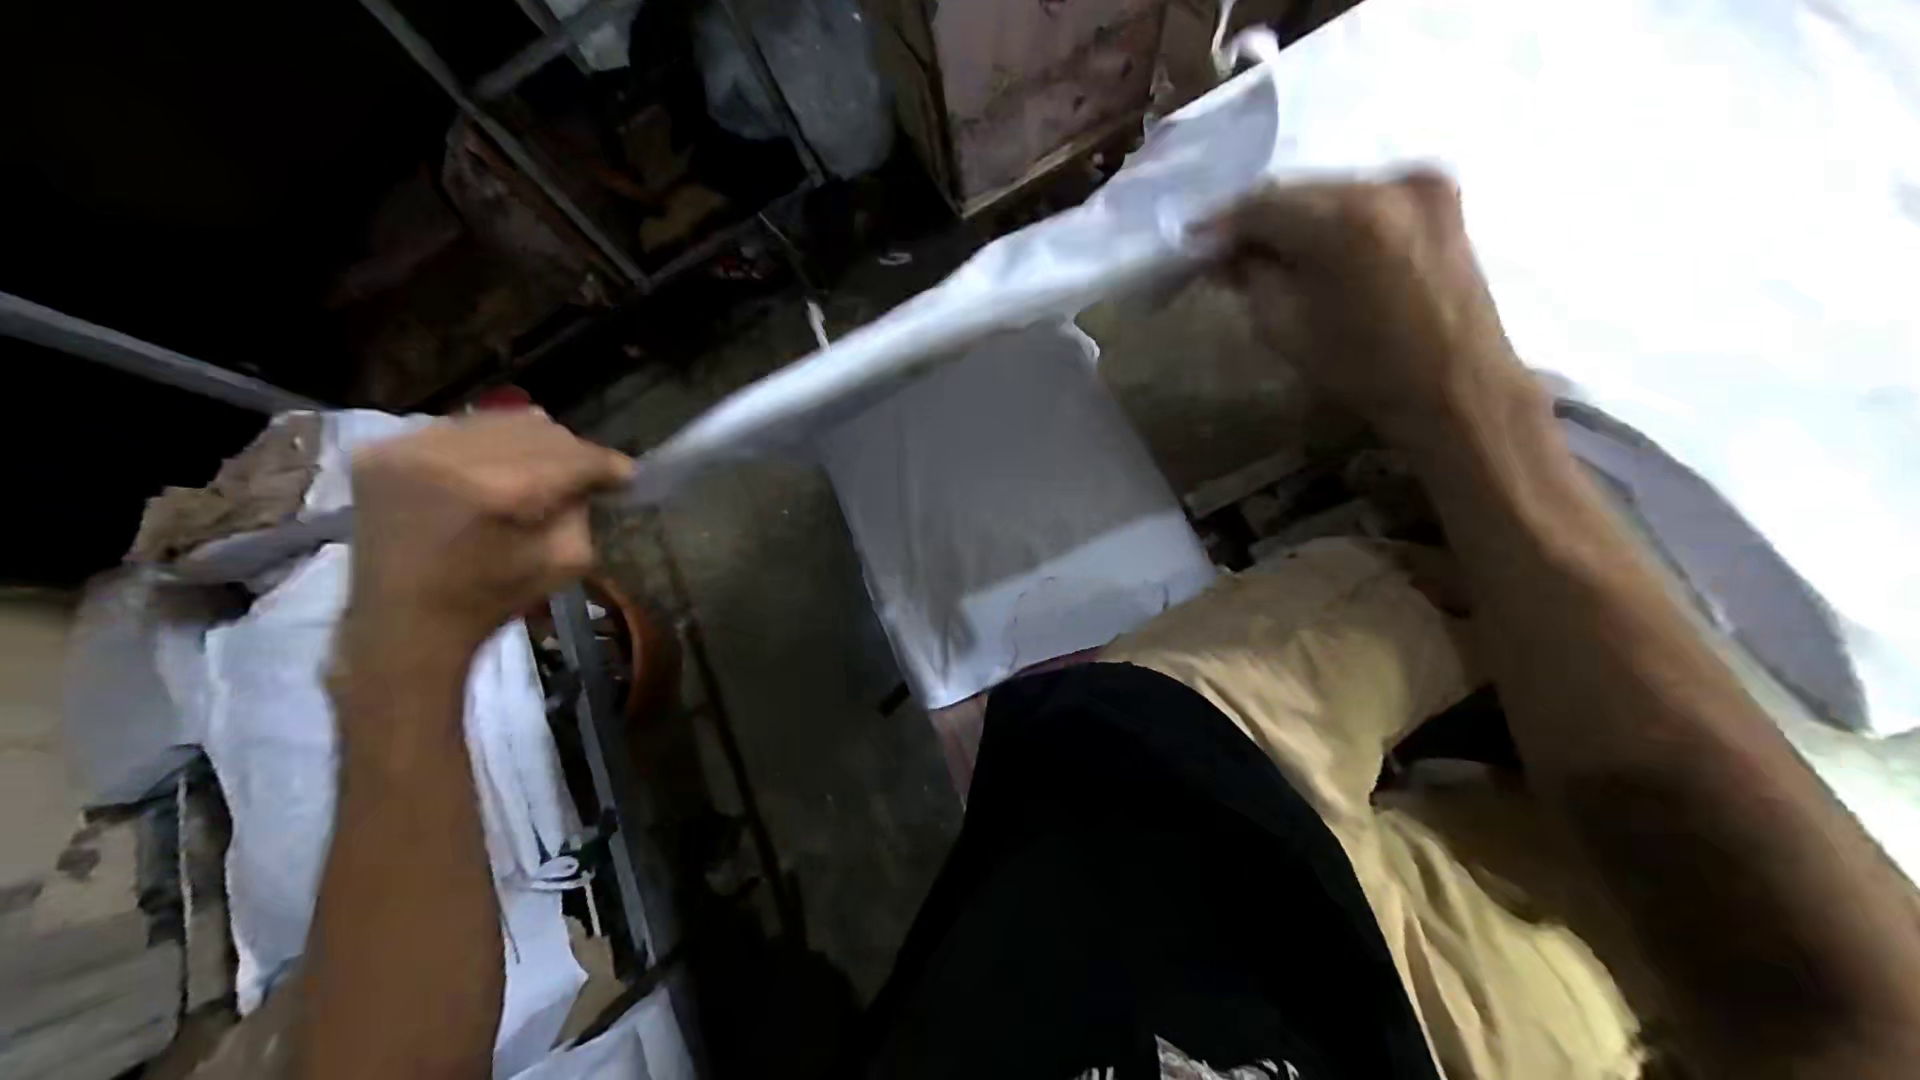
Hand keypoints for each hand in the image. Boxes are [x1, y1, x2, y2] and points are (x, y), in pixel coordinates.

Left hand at [345, 411, 633, 655]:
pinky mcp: (382, 450)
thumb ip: (583, 510)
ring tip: (548, 467)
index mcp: (495, 491)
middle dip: (573, 452)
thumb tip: (590, 478)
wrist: (405, 623)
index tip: (628, 473)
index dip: (605, 463)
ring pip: (498, 422)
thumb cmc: (492, 599)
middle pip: (536, 433)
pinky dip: (488, 445)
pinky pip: (458, 429)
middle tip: (590, 473)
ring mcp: (408, 448)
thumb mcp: (566, 561)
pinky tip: (500, 467)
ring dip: (532, 444)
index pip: (569, 457)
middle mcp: (446, 456)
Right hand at [1209, 170, 1537, 443]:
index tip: (1195, 244)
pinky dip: (1332, 217)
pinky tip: (1313, 244)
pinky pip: (1365, 195)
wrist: (1455, 384)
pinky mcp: (1439, 195)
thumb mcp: (1285, 329)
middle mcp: (1386, 183)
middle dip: (1258, 220)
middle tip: (1226, 251)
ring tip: (1267, 250)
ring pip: (1331, 190)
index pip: (1263, 205)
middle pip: (1298, 190)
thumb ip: (1252, 279)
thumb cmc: (1363, 368)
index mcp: (1345, 220)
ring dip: (1294, 218)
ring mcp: (1420, 183)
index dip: (1222, 224)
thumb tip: (1231, 255)